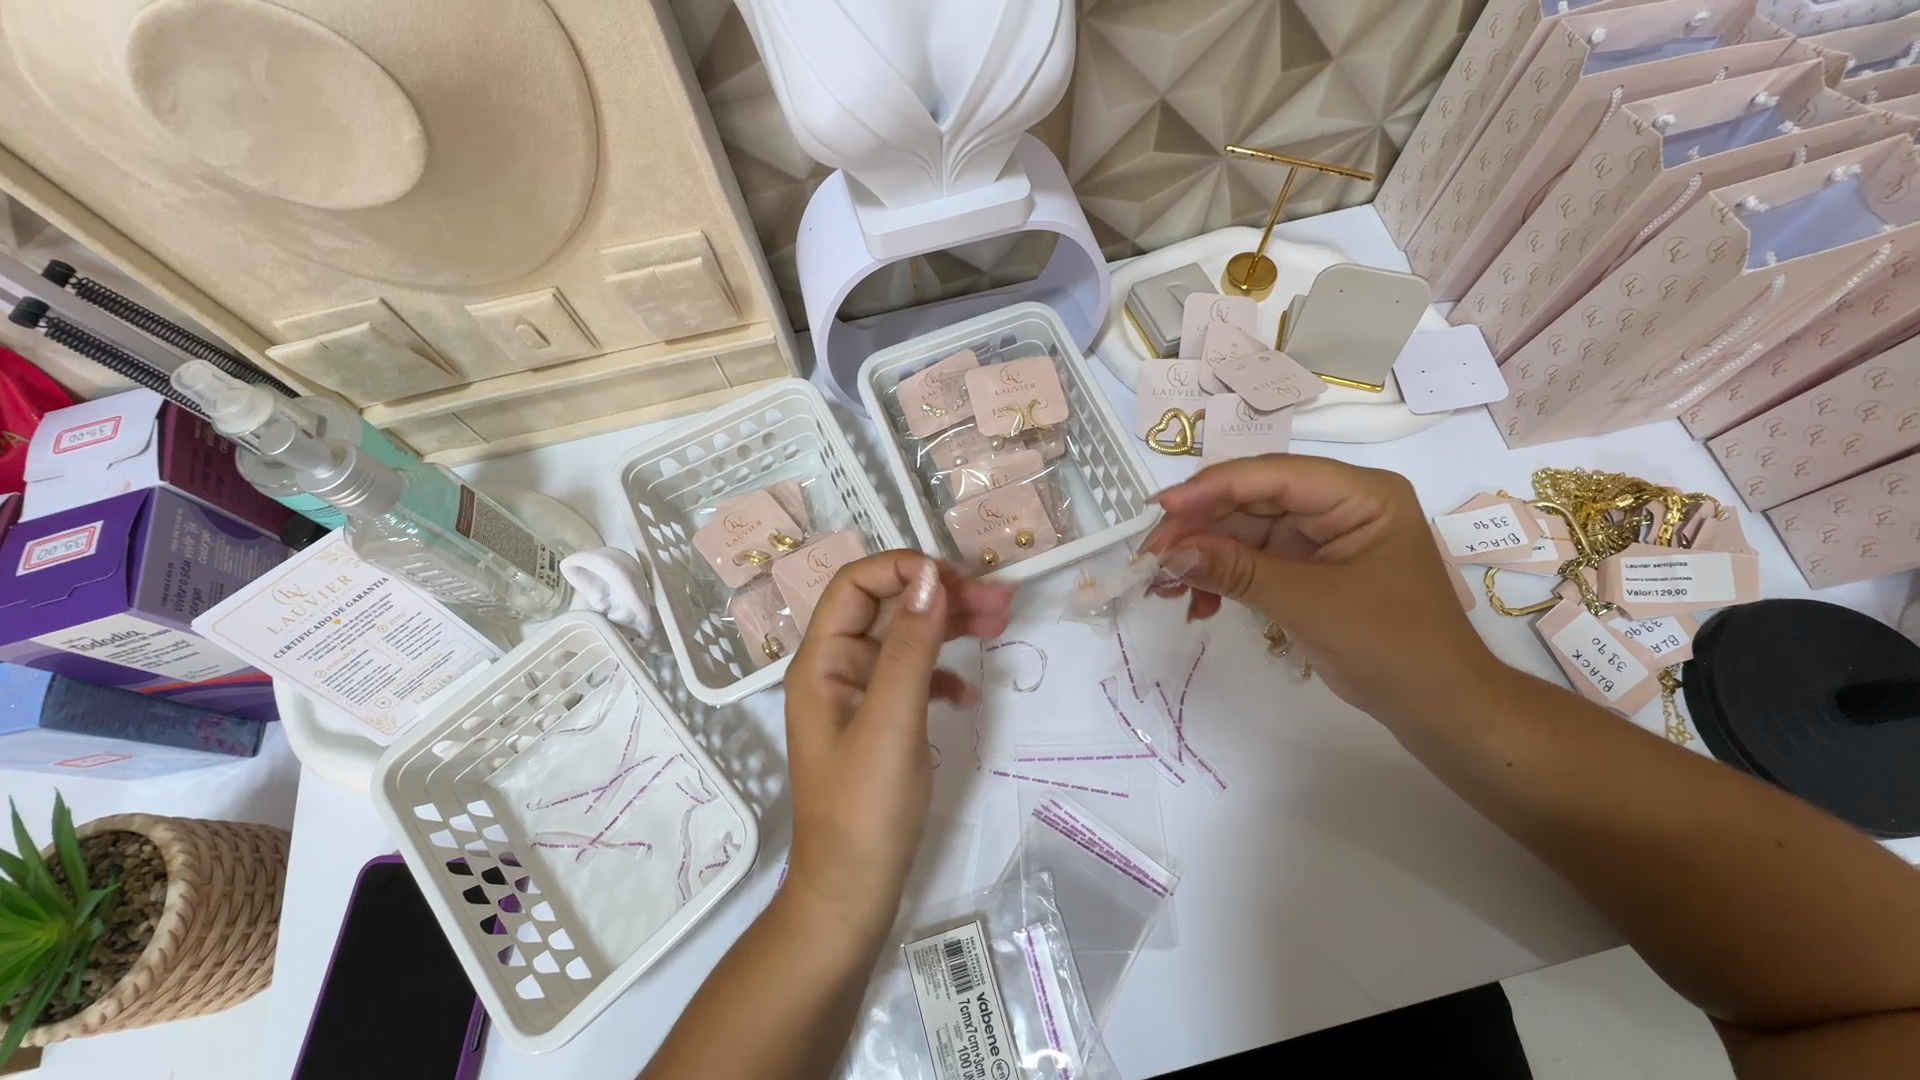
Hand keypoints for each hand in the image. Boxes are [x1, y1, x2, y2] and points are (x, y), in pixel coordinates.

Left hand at [781, 553, 1014, 937]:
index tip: (958, 578)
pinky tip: (969, 694)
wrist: (852, 891)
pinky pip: (914, 680)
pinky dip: (944, 676)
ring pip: (906, 640)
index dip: (903, 569)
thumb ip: (910, 647)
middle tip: (1001, 599)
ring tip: (1002, 622)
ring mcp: (859, 697)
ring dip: (951, 628)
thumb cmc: (865, 808)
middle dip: (941, 596)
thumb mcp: (891, 721)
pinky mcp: (881, 723)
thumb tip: (930, 576)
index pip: (856, 585)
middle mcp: (836, 669)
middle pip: (888, 608)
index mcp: (822, 661)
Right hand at [1141, 454, 1497, 722]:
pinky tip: (1197, 605)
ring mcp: (1320, 536)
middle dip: (1200, 530)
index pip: (1273, 475)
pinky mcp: (1307, 566)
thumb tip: (1170, 554)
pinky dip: (1223, 579)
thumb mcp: (1308, 604)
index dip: (1211, 488)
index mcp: (1359, 494)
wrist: (1436, 706)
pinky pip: (1252, 560)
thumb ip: (1237, 572)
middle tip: (1151, 559)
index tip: (1160, 509)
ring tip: (1166, 588)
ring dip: (1204, 558)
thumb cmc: (1391, 646)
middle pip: (1251, 501)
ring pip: (1244, 531)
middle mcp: (1337, 504)